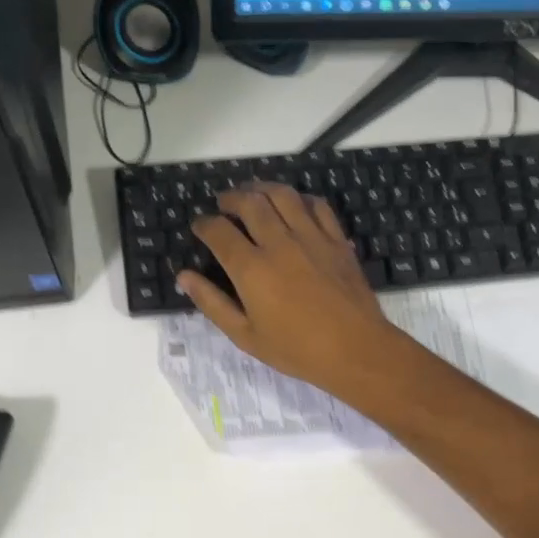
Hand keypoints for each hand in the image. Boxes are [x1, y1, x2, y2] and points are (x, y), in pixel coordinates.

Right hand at [180, 183, 403, 396]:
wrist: (354, 348)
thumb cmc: (295, 349)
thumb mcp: (245, 336)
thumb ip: (213, 303)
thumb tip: (184, 277)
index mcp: (251, 268)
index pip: (219, 232)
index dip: (204, 224)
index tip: (199, 226)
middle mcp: (279, 243)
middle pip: (250, 203)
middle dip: (231, 198)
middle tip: (224, 202)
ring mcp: (311, 237)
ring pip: (283, 195)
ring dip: (263, 188)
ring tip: (254, 192)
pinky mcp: (336, 240)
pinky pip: (317, 206)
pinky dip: (301, 198)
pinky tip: (295, 204)